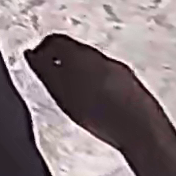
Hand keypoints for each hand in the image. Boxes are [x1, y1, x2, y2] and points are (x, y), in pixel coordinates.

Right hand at [26, 34, 171, 153]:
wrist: (144, 134)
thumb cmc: (100, 113)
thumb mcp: (61, 93)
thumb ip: (43, 70)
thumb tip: (31, 55)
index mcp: (80, 53)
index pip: (55, 40)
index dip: (42, 50)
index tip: (37, 60)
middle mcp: (101, 56)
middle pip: (75, 51)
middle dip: (62, 61)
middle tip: (54, 78)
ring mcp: (120, 71)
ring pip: (93, 64)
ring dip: (81, 73)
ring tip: (75, 94)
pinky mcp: (134, 86)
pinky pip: (110, 77)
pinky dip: (99, 84)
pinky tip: (98, 103)